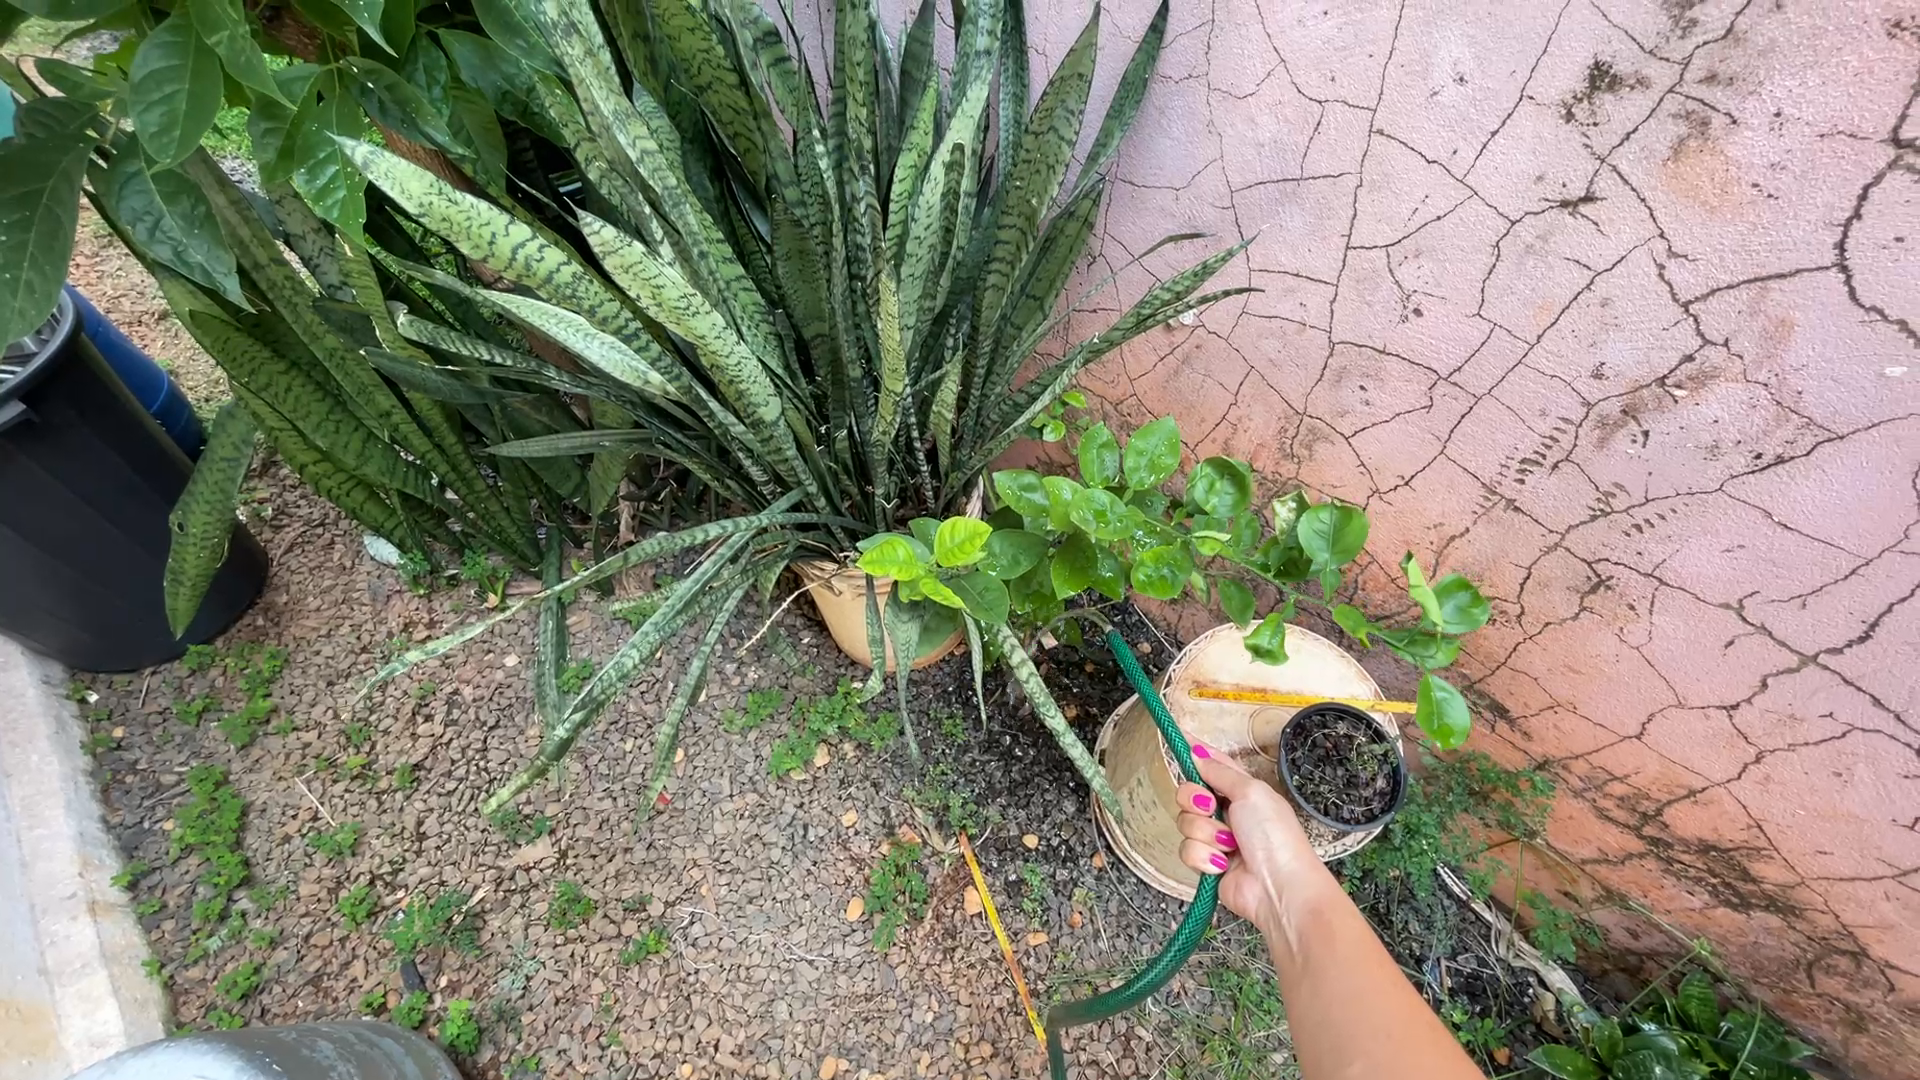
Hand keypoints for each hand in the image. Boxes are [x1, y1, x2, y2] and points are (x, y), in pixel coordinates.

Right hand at [1174, 743, 1326, 931]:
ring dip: (1205, 833)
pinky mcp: (1206, 862)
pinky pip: (1186, 849)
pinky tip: (1222, 864)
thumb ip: (1219, 771)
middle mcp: (1226, 811)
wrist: (1280, 889)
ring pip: (1185, 822)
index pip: (1212, 763)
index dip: (1195, 751)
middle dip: (1195, 800)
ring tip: (1229, 845)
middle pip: (1188, 793)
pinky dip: (1203, 856)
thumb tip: (1198, 752)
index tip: (1177, 736)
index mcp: (1242, 790)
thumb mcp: (1251, 792)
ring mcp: (1215, 838)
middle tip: (1211, 808)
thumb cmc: (1274, 838)